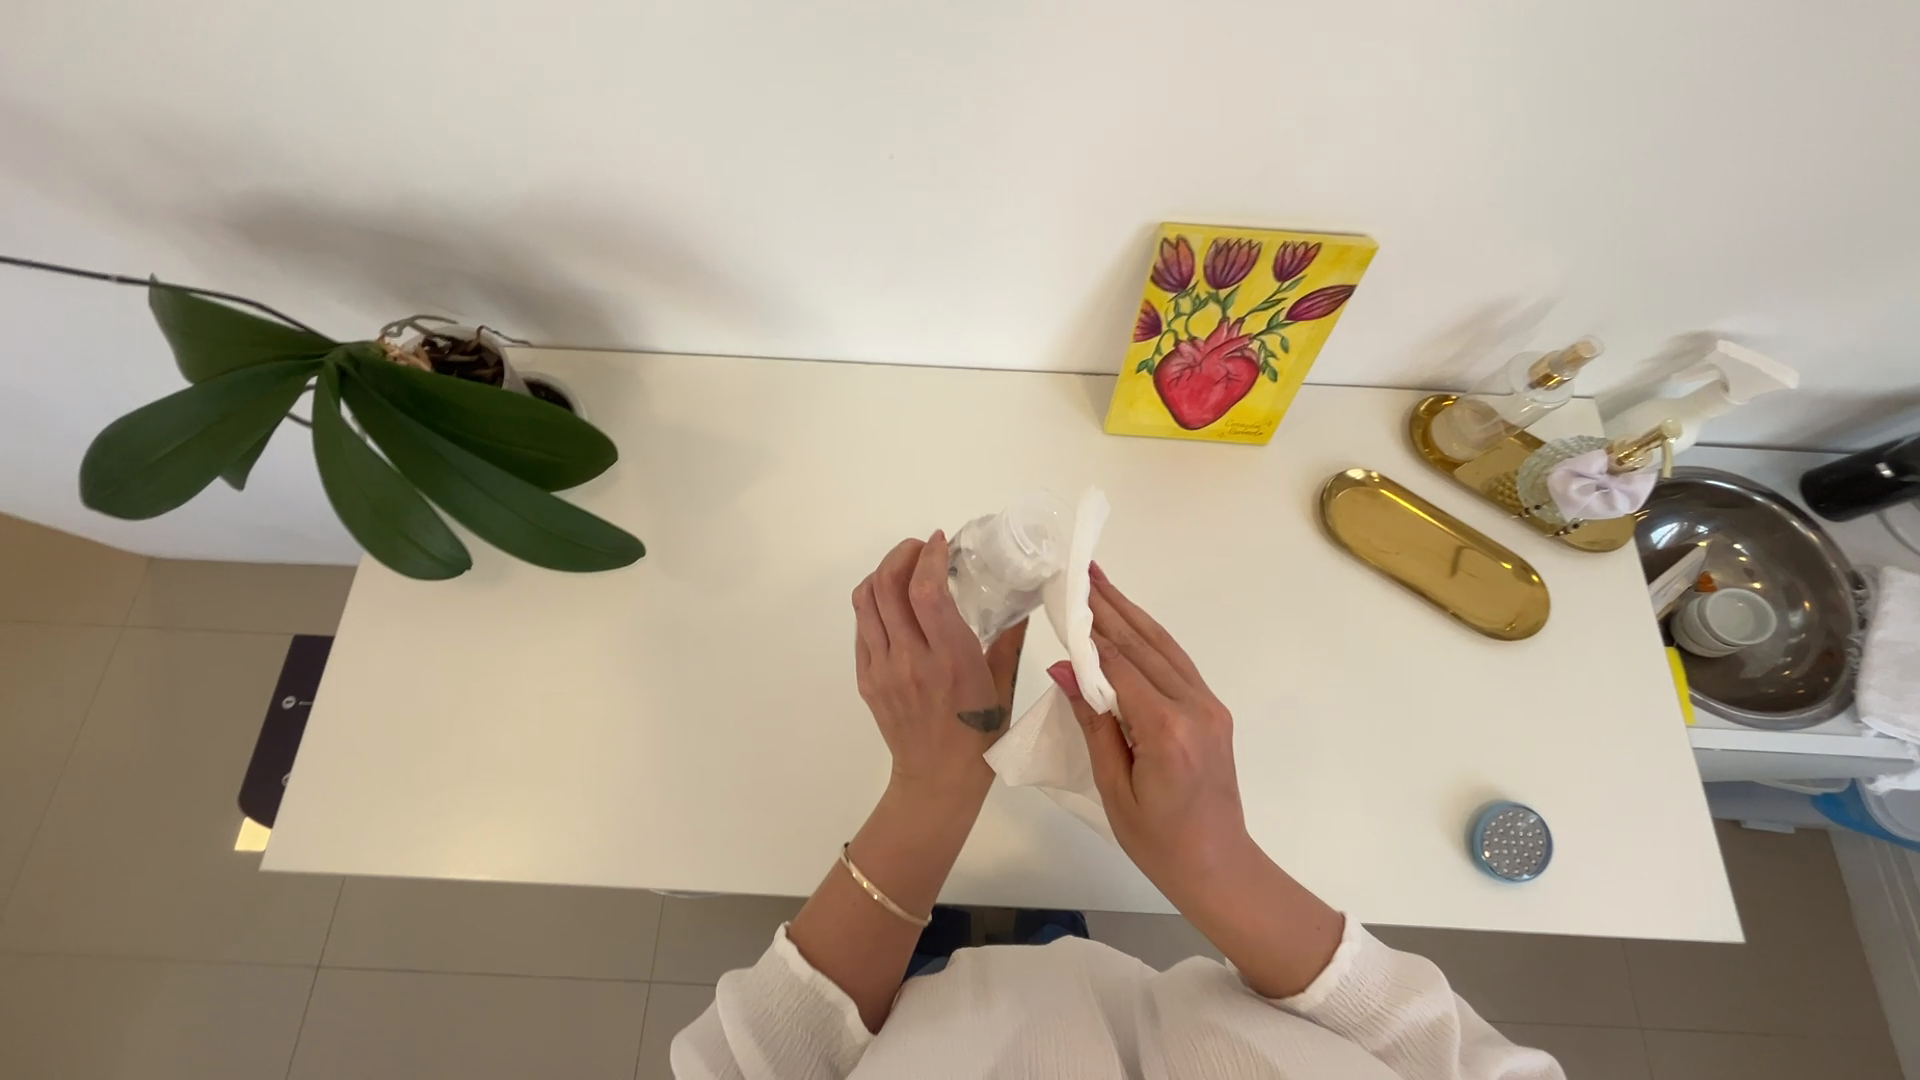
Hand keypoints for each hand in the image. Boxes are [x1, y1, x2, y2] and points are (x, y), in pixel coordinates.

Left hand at [853, 532, 1026, 797]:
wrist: (937, 779)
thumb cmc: (979, 735)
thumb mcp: (1002, 686)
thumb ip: (1008, 639)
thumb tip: (1020, 601)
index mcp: (949, 660)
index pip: (927, 592)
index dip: (929, 557)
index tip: (940, 540)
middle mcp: (910, 660)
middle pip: (887, 587)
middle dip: (901, 554)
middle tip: (920, 548)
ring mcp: (882, 669)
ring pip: (866, 601)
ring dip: (882, 573)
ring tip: (904, 568)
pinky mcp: (866, 679)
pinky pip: (862, 627)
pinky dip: (874, 602)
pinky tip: (894, 603)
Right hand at [1049, 565, 1254, 903]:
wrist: (1220, 867)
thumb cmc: (1158, 842)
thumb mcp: (1113, 788)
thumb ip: (1093, 723)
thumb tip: (1065, 668)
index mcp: (1166, 730)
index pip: (1119, 667)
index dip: (1089, 633)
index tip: (1065, 598)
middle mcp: (1194, 707)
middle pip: (1143, 645)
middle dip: (1109, 606)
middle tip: (1083, 571)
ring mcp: (1209, 705)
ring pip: (1163, 646)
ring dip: (1130, 613)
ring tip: (1102, 583)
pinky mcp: (1213, 709)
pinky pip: (1176, 663)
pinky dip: (1149, 637)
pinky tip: (1131, 622)